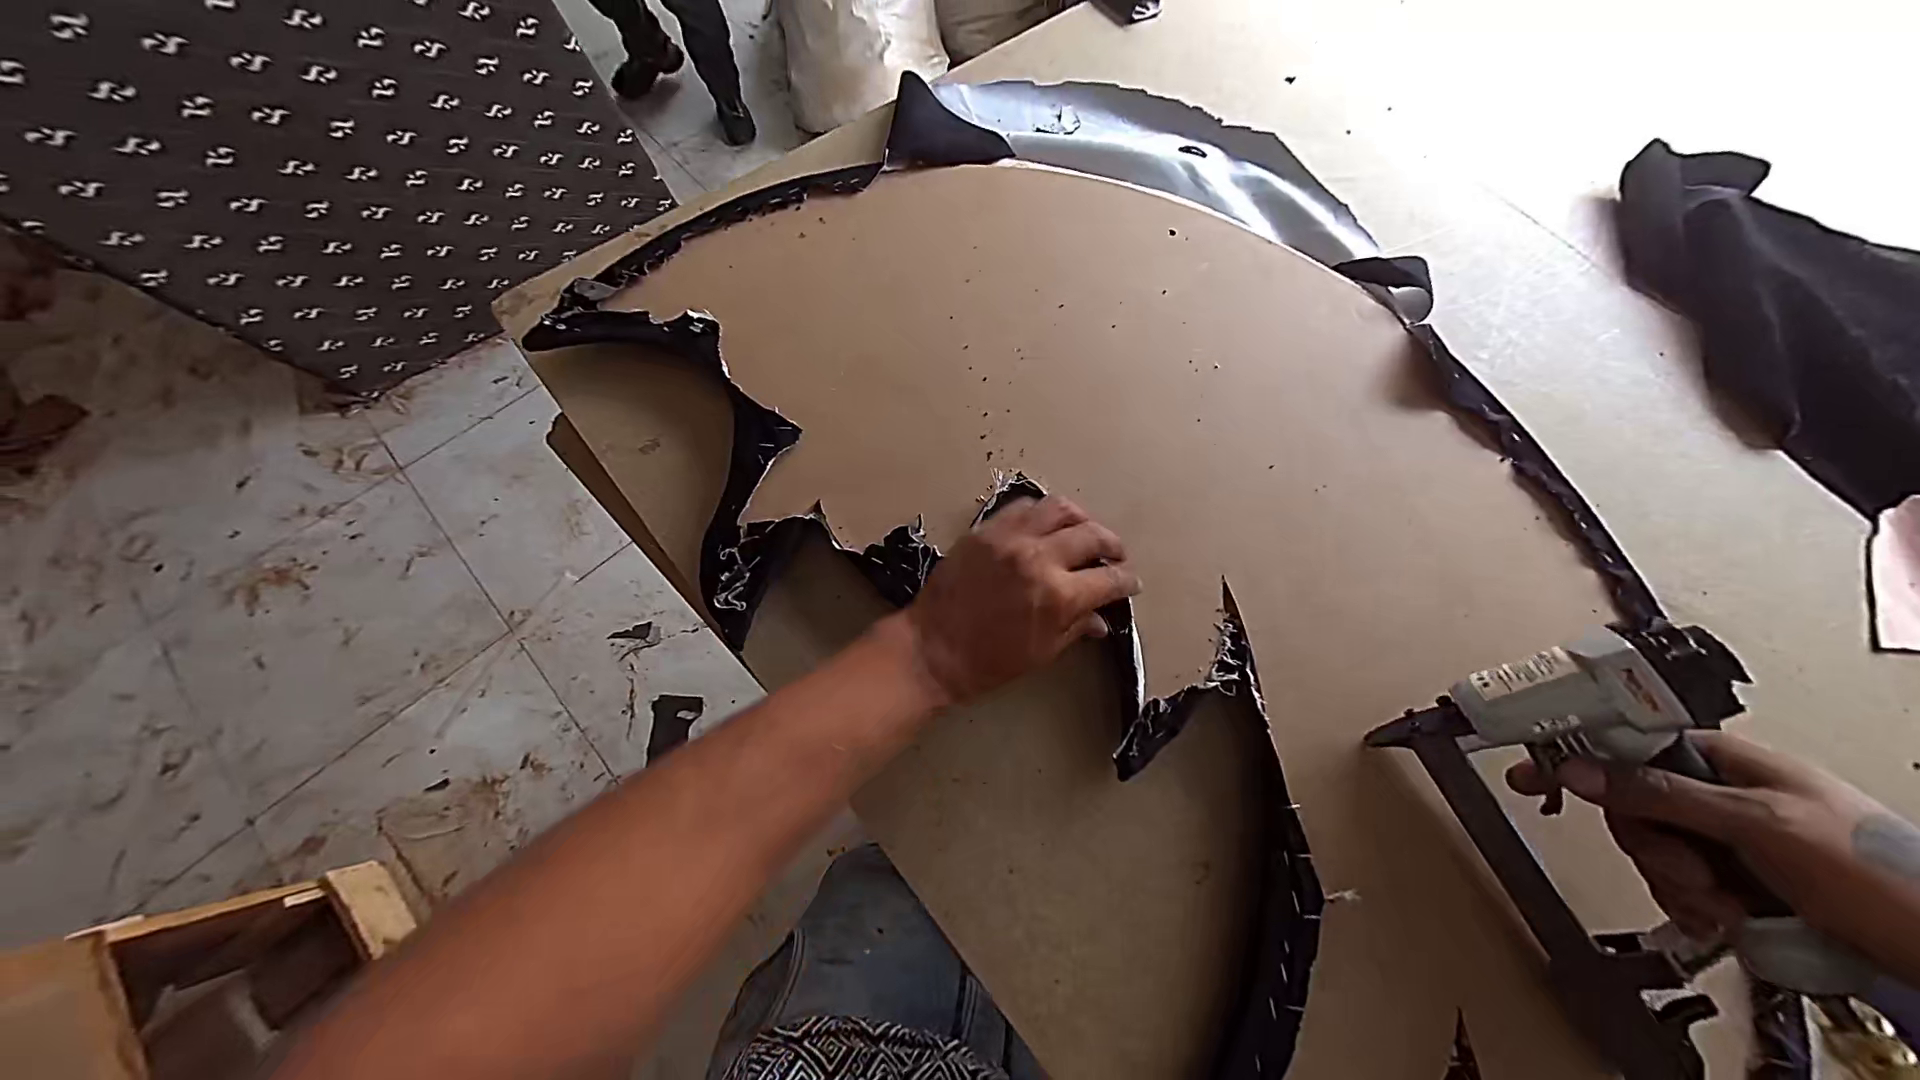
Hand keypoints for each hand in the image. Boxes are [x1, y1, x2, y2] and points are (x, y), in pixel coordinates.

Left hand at [902, 495, 1139, 707]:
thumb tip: (1101, 618)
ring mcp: (1010, 538)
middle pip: (1092, 535)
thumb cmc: (989, 661)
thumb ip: (1076, 627)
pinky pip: (1023, 507)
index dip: (1126, 581)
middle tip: (1115, 556)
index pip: (1109, 579)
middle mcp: (1039, 557)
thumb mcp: (1043, 652)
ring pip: (1059, 508)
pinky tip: (1046, 525)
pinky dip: (1042, 512)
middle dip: (1112, 546)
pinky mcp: (986, 530)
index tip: (1130, 582)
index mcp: (1058, 595)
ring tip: (1085, 531)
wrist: (932, 648)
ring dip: (1081, 519)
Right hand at [1506, 732, 1919, 984]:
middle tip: (1689, 870)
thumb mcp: (1761, 827)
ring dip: (1678, 884)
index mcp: (1725, 762)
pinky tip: (1725, 919)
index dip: (1577, 755)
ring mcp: (1723, 839)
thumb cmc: (1884, 877)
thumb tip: (1579, 771)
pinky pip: (1673, 883)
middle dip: (1653, 847)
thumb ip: (1661, 793)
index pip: (1626, 743)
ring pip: (1649, 849)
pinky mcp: (1731, 879)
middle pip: (1629, 805)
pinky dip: (1691, 906)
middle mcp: (1717, 795)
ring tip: (1729, 906)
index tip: (1531, 770)